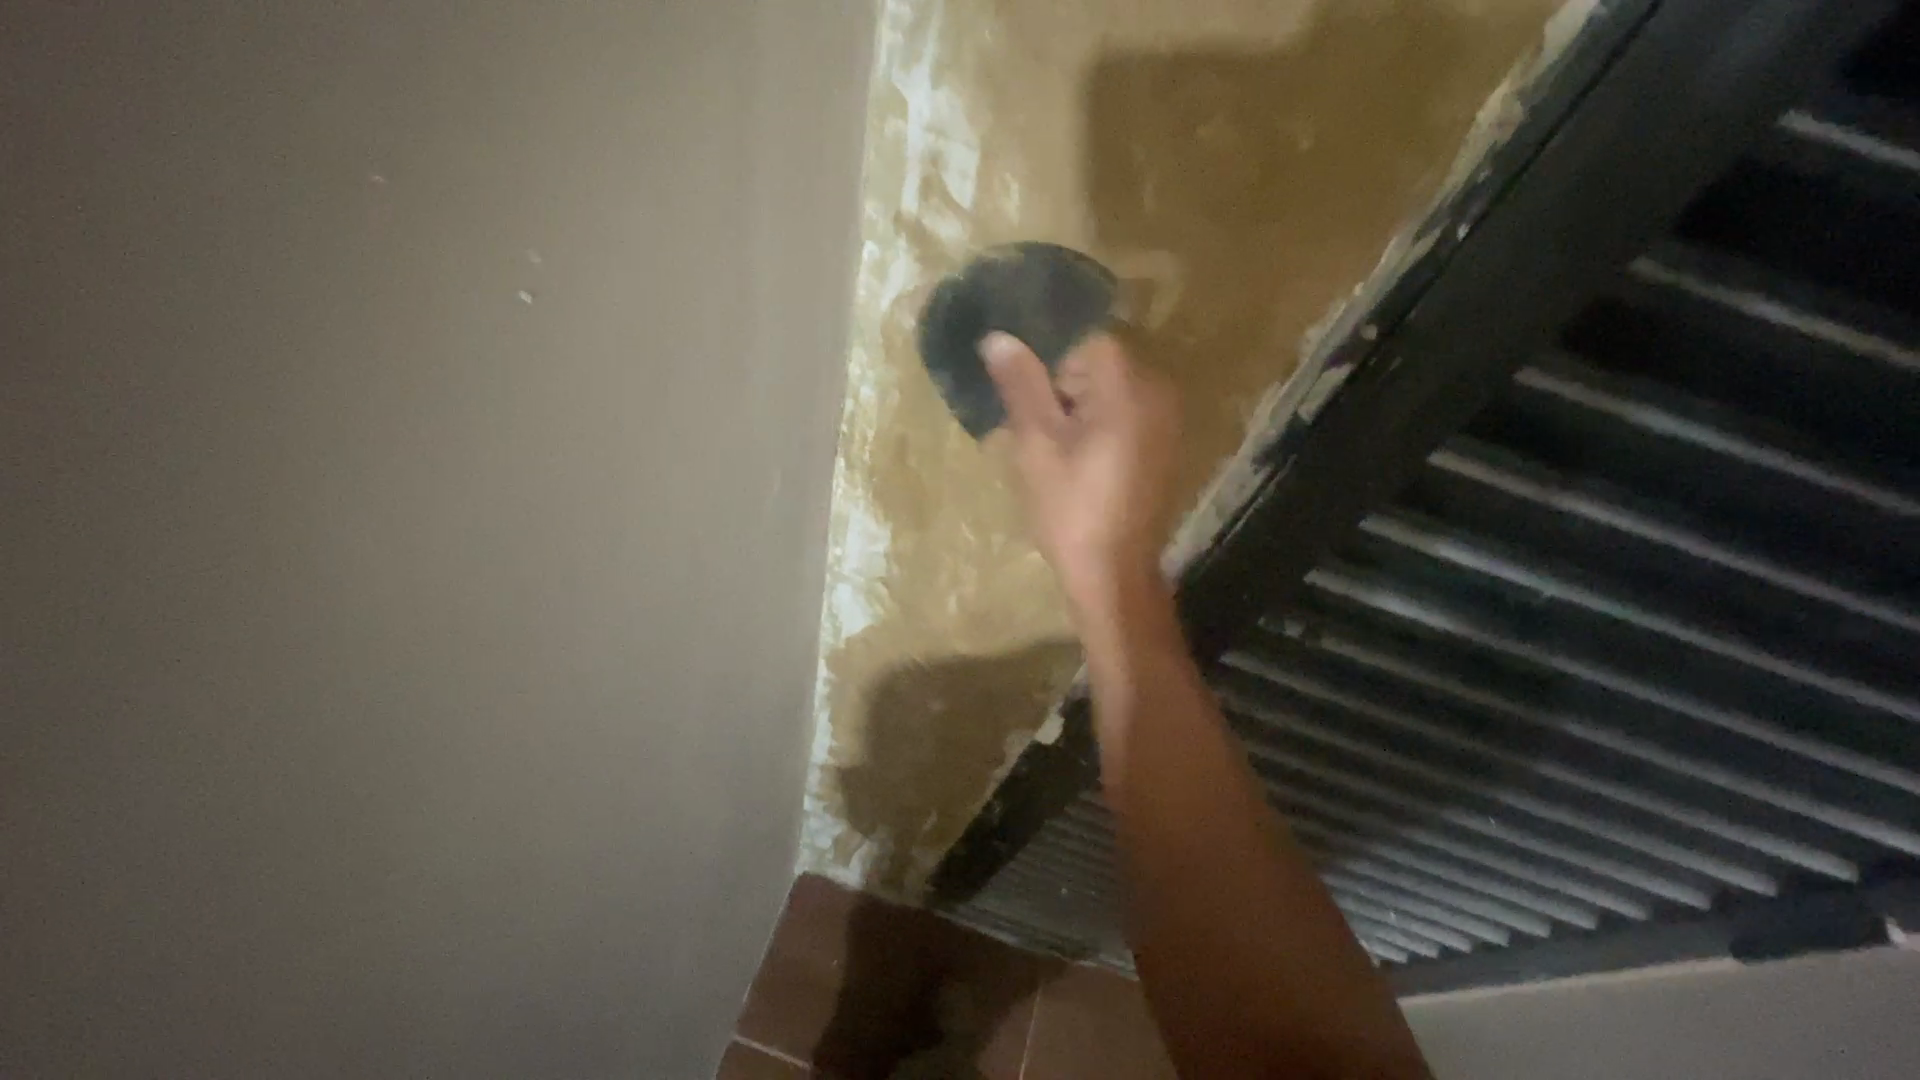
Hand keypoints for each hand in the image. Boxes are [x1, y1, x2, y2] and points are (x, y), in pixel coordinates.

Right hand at [982, 331, 1180, 619]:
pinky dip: (1096, 424)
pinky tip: (1075, 458)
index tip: (1023, 391)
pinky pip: (1124, 415)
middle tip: (1031, 425)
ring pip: (1109, 390)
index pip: (1084, 339)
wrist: (1113, 573)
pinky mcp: (1163, 445)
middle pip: (1099, 362)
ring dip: (1076, 406)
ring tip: (1048, 445)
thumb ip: (1021, 385)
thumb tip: (998, 337)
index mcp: (1128, 386)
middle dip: (1061, 384)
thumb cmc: (1070, 508)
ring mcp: (1166, 420)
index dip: (1047, 359)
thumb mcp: (1036, 444)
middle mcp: (1157, 392)